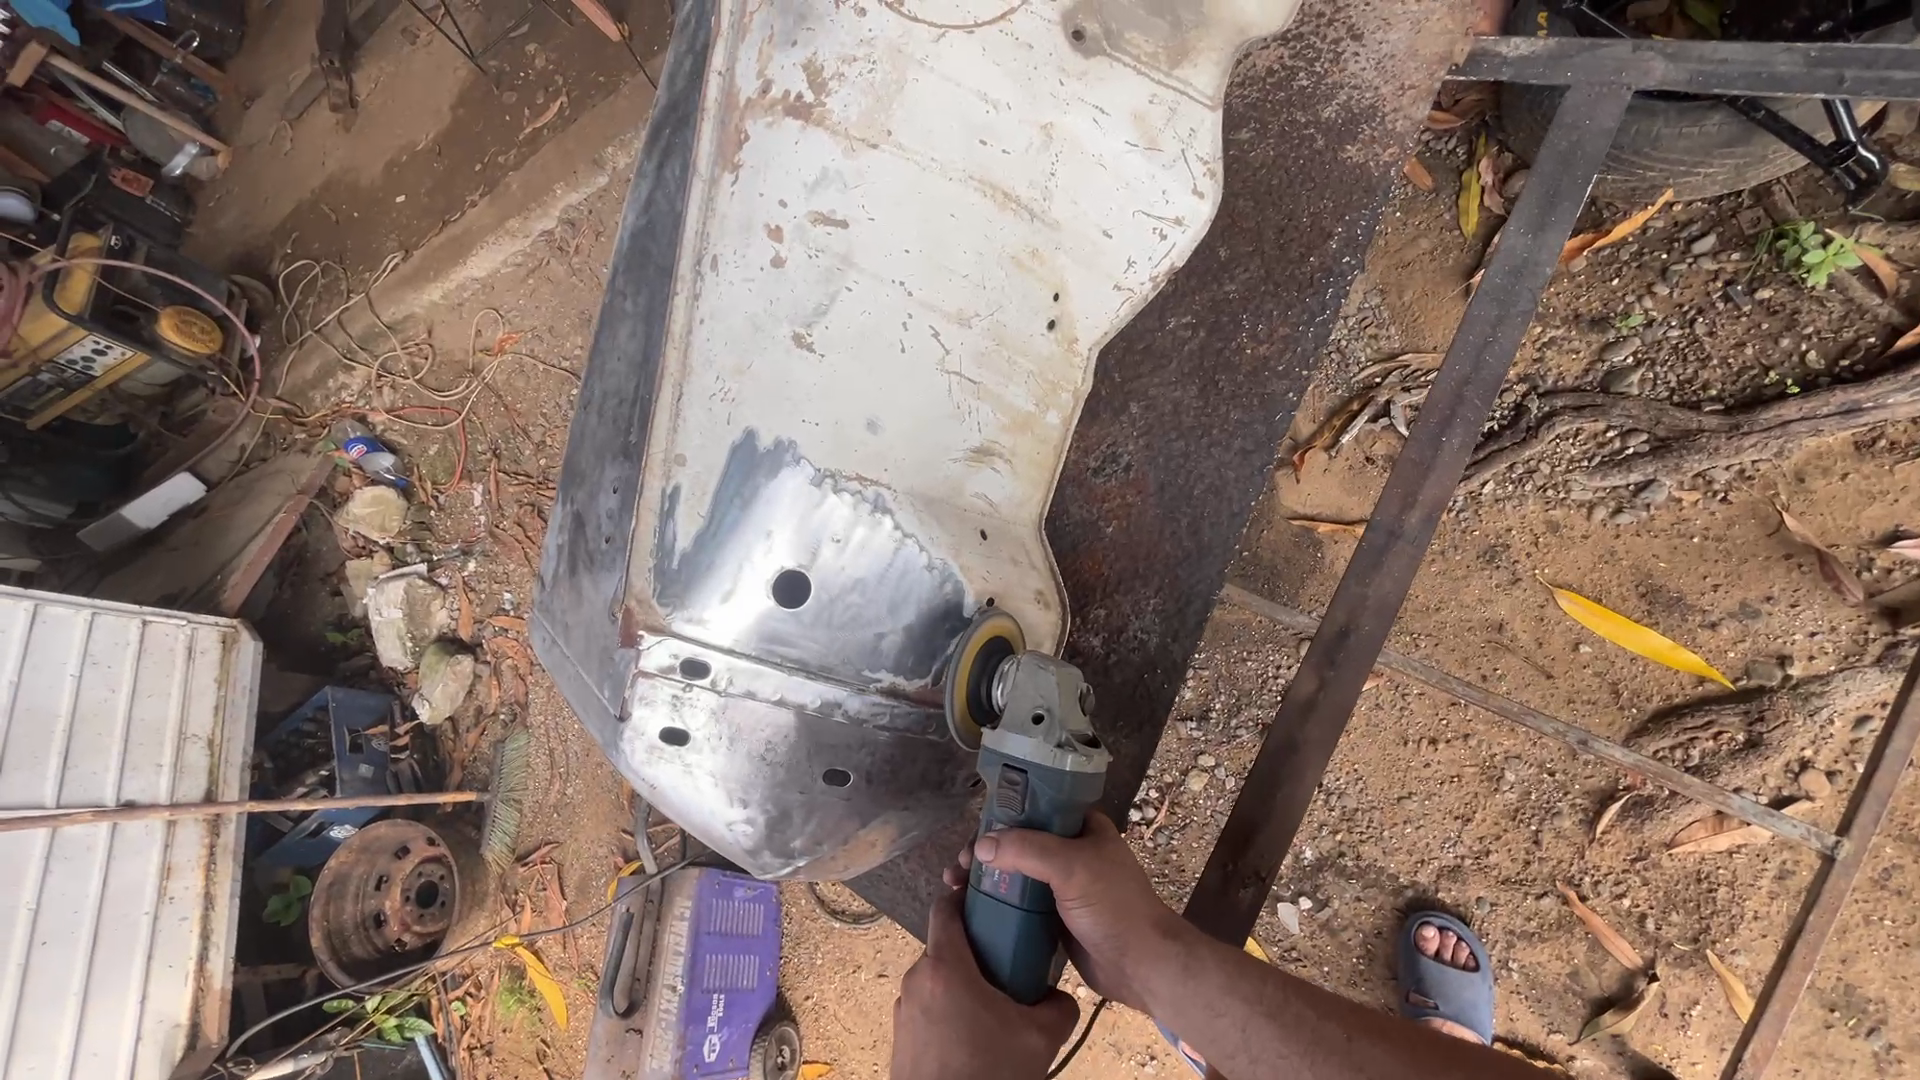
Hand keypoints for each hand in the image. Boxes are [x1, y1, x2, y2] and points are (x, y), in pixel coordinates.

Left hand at [891, 887, 1079, 1079]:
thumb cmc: (988, 1073)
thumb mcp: (1038, 1039)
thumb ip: (1058, 1007)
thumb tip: (1061, 996)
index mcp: (944, 966)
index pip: (945, 908)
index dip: (964, 898)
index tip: (988, 901)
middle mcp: (916, 979)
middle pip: (945, 946)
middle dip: (974, 951)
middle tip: (1005, 967)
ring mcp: (904, 1009)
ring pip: (936, 979)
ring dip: (960, 985)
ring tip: (991, 1010)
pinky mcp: (899, 1037)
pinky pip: (927, 1008)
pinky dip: (947, 1011)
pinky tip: (971, 1038)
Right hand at [947, 812, 1189, 1011]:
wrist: (1141, 966)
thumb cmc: (1112, 905)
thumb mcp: (1071, 866)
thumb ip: (1026, 850)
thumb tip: (980, 847)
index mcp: (1082, 827)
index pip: (1035, 808)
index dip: (1002, 816)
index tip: (974, 832)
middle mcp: (1071, 851)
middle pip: (1019, 841)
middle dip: (985, 850)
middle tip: (958, 865)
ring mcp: (1061, 885)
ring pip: (1015, 873)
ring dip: (985, 877)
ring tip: (954, 885)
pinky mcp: (1054, 917)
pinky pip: (1018, 903)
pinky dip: (994, 903)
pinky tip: (970, 907)